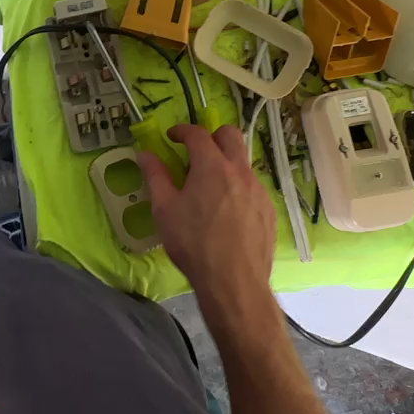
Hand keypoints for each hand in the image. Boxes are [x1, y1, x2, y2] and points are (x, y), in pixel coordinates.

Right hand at [137, 125, 278, 305]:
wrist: (234, 282)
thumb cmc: (193, 243)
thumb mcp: (165, 209)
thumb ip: (155, 176)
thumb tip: (145, 154)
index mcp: (212, 166)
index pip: (198, 134)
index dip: (182, 130)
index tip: (172, 137)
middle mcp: (239, 171)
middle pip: (230, 135)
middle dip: (212, 136)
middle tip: (196, 152)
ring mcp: (258, 190)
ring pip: (244, 162)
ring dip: (226, 163)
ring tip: (210, 187)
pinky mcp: (268, 210)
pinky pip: (253, 187)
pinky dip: (237, 187)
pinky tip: (227, 211)